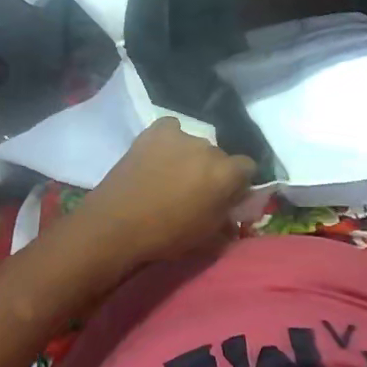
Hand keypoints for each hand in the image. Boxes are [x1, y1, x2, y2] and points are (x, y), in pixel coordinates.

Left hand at [69, 117, 255, 270]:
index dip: (238, 182)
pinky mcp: (154, 130)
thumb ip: (228, 220)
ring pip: (194, 143)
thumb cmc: (166, 236)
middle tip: (193, 188)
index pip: (248, 167)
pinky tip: (157, 155)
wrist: (118, 222)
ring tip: (169, 173)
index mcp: (227, 173)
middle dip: (211, 169)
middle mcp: (209, 148)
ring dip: (189, 155)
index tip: (225, 196)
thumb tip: (233, 214)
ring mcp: (180, 135)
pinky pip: (171, 128)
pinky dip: (168, 139)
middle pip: (219, 155)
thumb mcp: (208, 238)